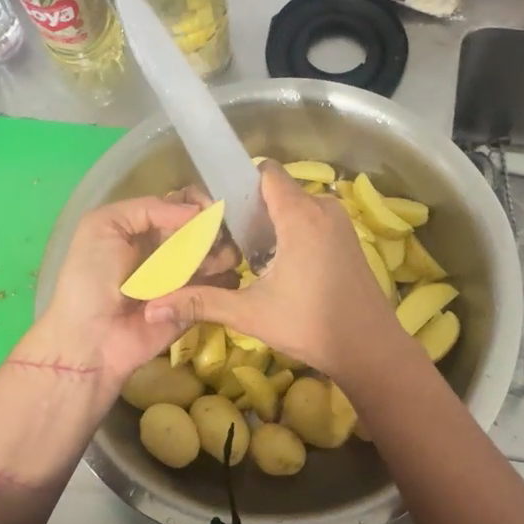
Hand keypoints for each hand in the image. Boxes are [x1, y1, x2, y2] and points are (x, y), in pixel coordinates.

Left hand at [32, 193, 234, 380]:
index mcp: (148, 227)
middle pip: (208, 228)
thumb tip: (197, 211)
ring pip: (221, 254)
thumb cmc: (90, 278)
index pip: (185, 204)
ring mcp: (188, 277)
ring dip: (217, 253)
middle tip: (208, 238)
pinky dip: (223, 280)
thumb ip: (147, 208)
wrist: (92, 338)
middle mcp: (172, 249)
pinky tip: (210, 282)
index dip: (200, 203)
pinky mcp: (200, 304)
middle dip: (213, 229)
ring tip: (202, 265)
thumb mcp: (103, 226)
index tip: (207, 208)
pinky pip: (224, 286)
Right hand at [143, 164, 414, 379]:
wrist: (370, 349)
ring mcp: (340, 223)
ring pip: (296, 207)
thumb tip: (152, 306)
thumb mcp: (251, 314)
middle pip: (278, 191)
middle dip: (251, 210)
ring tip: (248, 257)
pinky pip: (313, 221)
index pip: (265, 173)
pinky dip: (293, 233)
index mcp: (300, 215)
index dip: (238, 184)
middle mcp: (323, 208)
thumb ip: (201, 302)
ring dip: (273, 224)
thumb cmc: (311, 326)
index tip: (218, 210)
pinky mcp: (348, 240)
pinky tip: (278, 267)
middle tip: (226, 241)